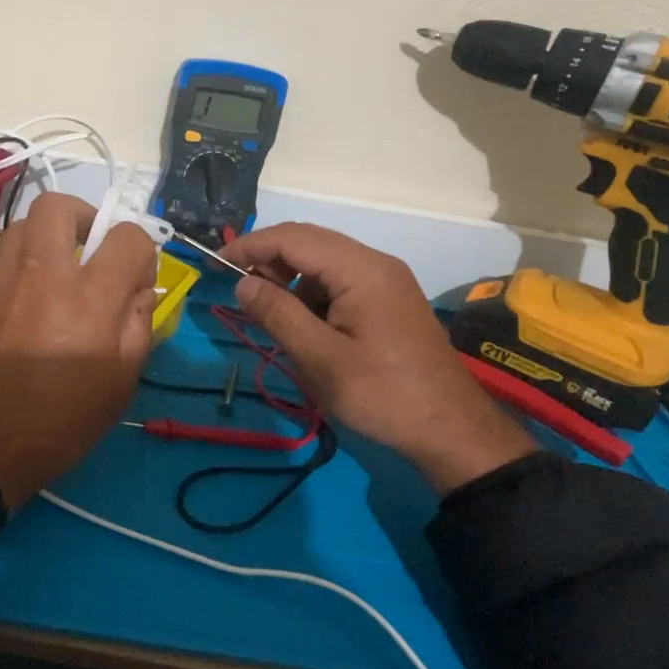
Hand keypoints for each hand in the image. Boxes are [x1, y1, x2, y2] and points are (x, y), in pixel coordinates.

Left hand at [0, 194, 158, 506]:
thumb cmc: (58, 422)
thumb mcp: (120, 384)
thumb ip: (138, 325)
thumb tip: (139, 291)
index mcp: (90, 295)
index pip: (128, 236)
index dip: (140, 253)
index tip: (134, 279)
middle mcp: (42, 271)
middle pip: (59, 205)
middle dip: (82, 216)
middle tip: (86, 249)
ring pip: (21, 228)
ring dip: (42, 243)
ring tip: (46, 277)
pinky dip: (11, 275)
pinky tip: (12, 309)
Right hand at [220, 223, 539, 492]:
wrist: (452, 430)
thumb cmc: (383, 395)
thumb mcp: (320, 359)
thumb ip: (278, 314)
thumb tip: (243, 282)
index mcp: (361, 270)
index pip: (293, 238)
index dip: (250, 246)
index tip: (216, 266)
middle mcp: (375, 263)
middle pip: (309, 242)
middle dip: (269, 259)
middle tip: (240, 291)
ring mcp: (386, 280)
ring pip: (323, 261)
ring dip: (291, 279)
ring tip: (271, 315)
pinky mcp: (388, 300)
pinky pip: (340, 281)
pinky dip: (312, 293)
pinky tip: (304, 326)